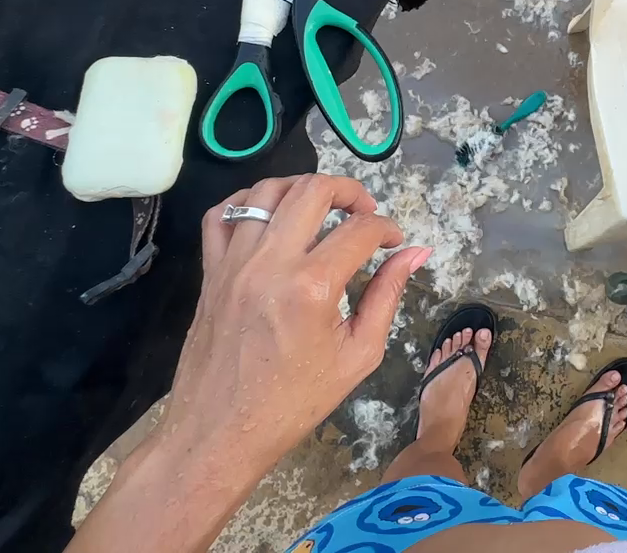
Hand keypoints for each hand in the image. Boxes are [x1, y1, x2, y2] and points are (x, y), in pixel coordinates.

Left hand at [72, 174, 427, 552]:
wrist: (216, 437)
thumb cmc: (294, 402)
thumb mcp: (359, 354)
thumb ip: (388, 294)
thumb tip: (416, 253)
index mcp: (312, 287)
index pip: (361, 230)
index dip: (387, 229)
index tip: (395, 243)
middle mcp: (271, 264)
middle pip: (315, 190)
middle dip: (351, 191)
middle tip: (365, 213)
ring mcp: (234, 264)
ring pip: (269, 191)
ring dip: (304, 188)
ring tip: (324, 208)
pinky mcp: (210, 272)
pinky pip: (223, 214)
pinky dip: (251, 202)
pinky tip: (274, 215)